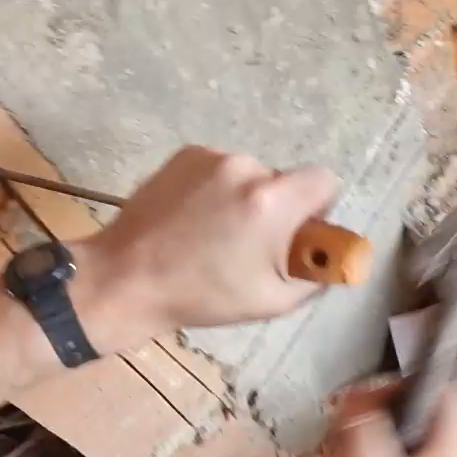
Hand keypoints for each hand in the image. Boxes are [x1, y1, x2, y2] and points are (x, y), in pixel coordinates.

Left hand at [71, 146, 339, 349]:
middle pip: (286, 180)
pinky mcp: (186, 155)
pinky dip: (220, 189)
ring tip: (218, 232)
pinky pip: (223, 169)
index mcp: (271, 203)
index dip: (321, 206)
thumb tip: (333, 260)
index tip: (302, 231)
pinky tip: (197, 218)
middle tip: (255, 243)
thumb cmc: (202, 296)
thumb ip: (315, 277)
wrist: (124, 279)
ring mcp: (212, 157)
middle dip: (280, 207)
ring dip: (249, 198)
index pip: (325, 180)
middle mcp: (245, 169)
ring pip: (253, 175)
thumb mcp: (272, 301)